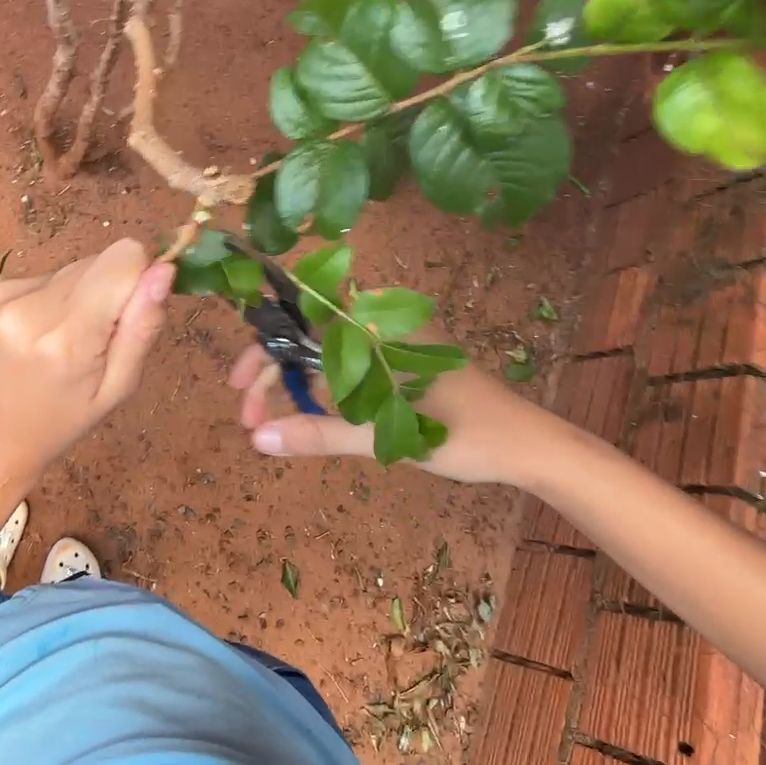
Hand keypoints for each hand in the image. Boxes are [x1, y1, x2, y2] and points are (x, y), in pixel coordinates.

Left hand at [0, 239, 173, 492]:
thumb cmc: (59, 421)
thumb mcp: (116, 390)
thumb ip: (143, 328)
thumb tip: (163, 269)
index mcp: (67, 340)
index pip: (124, 260)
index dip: (139, 278)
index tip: (133, 312)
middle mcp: (28, 308)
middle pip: (99, 262)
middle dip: (108, 293)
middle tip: (92, 341)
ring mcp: (0, 294)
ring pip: (71, 268)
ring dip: (77, 296)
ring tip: (60, 341)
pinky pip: (42, 276)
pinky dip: (48, 299)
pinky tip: (36, 334)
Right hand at [227, 344, 566, 486]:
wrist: (530, 447)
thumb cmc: (464, 432)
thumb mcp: (385, 434)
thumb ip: (319, 434)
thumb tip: (256, 440)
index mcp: (375, 324)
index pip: (299, 318)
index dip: (260, 346)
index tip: (236, 385)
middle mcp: (377, 325)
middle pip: (304, 338)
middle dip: (269, 376)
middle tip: (248, 419)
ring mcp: (388, 345)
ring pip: (322, 355)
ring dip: (292, 385)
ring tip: (271, 424)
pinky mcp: (397, 365)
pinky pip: (345, 368)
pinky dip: (320, 390)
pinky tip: (310, 416)